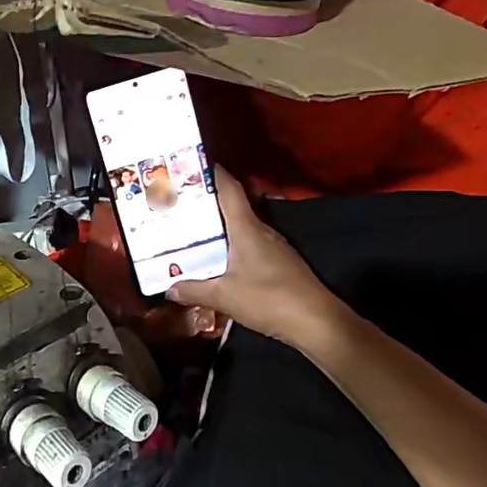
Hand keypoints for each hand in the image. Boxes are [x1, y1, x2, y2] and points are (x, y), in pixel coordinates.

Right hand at [165, 169, 349, 348]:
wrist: (316, 321)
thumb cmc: (268, 298)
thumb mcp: (224, 296)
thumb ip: (194, 290)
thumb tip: (170, 287)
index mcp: (247, 227)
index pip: (230, 189)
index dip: (213, 173)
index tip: (192, 166)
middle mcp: (262, 230)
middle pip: (234, 207)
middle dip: (208, 204)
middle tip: (181, 205)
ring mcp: (275, 245)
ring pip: (243, 227)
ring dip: (221, 227)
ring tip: (194, 232)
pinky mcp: (281, 262)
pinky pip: (252, 245)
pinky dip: (234, 246)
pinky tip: (221, 260)